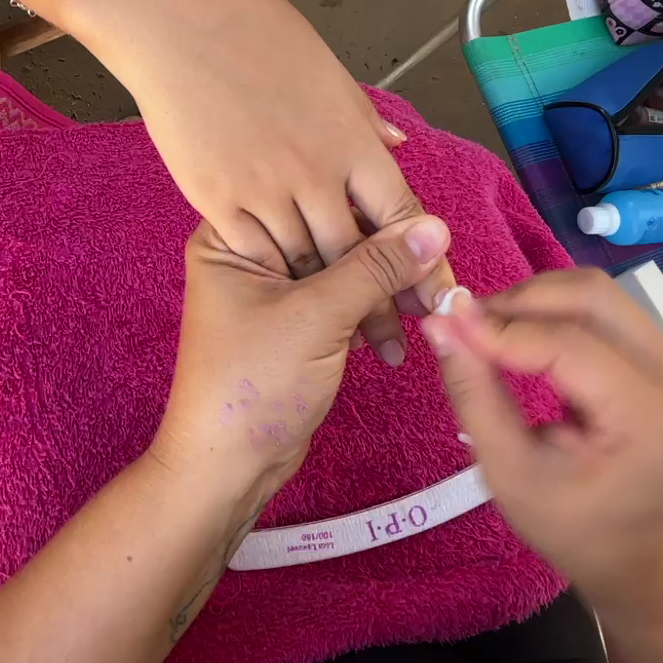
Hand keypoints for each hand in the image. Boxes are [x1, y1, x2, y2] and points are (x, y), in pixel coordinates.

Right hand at [79, 0, 453, 368]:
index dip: (424, 260)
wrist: (173, 23)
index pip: (398, 209)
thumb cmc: (254, 34)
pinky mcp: (213, 197)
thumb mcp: (323, 72)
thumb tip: (396, 144)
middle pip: (357, 251)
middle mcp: (311, 168)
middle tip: (402, 339)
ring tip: (362, 342)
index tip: (439, 296)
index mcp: (347, 136)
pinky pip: (256, 252)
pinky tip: (297, 303)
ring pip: (307, 262)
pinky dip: (280, 281)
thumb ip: (360, 119)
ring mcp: (260, 186)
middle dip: (385, 303)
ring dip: (336, 306)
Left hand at [152, 213, 451, 501]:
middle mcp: (249, 251)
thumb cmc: (252, 385)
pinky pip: (339, 297)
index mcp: (231, 233)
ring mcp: (270, 287)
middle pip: (331, 231)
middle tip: (433, 280)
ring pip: (341, 266)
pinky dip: (369, 312)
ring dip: (383, 290)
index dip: (372, 210)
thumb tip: (434, 229)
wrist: (228, 467)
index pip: (310, 195)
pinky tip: (391, 336)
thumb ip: (376, 268)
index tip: (425, 229)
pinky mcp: (292, 319)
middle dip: (384, 257)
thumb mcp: (317, 318)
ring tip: (420, 312)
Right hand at [422, 270, 662, 612]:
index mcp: (651, 418)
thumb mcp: (510, 474)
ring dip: (537, 300)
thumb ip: (474, 395)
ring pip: (598, 293)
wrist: (641, 563)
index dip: (500, 327)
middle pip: (592, 296)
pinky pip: (605, 310)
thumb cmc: (574, 531)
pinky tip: (524, 339)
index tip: (444, 321)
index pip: (568, 344)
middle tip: (469, 323)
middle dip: (521, 300)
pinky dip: (555, 312)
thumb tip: (438, 323)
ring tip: (492, 330)